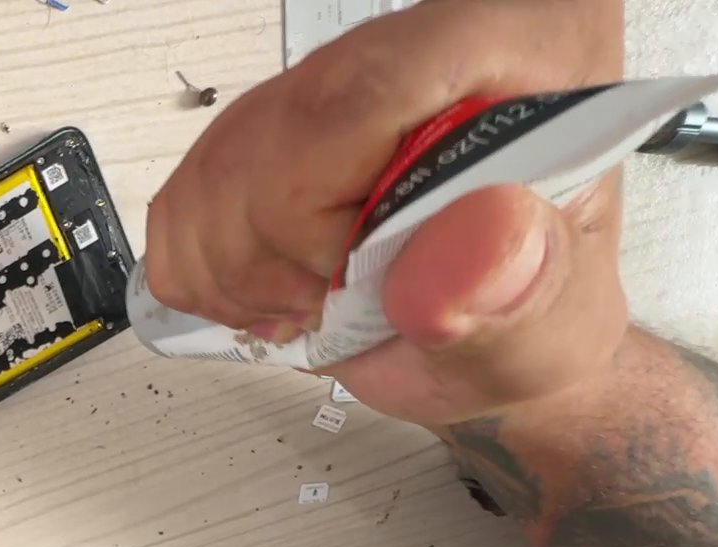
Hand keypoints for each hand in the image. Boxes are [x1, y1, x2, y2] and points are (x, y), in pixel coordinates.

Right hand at [141, 0, 624, 424]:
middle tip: (332, 302)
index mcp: (496, 51)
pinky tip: (262, 293)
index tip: (356, 279)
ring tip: (303, 303)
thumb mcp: (547, 320)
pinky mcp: (240, 154)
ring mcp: (297, 105)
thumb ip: (521, 287)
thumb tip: (470, 243)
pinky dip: (201, 283)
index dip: (322, 219)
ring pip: (196, 193)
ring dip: (235, 284)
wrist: (474, 324)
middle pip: (251, 158)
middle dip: (273, 268)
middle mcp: (381, 59)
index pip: (350, 104)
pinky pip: (170, 219)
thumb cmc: (512, 316)